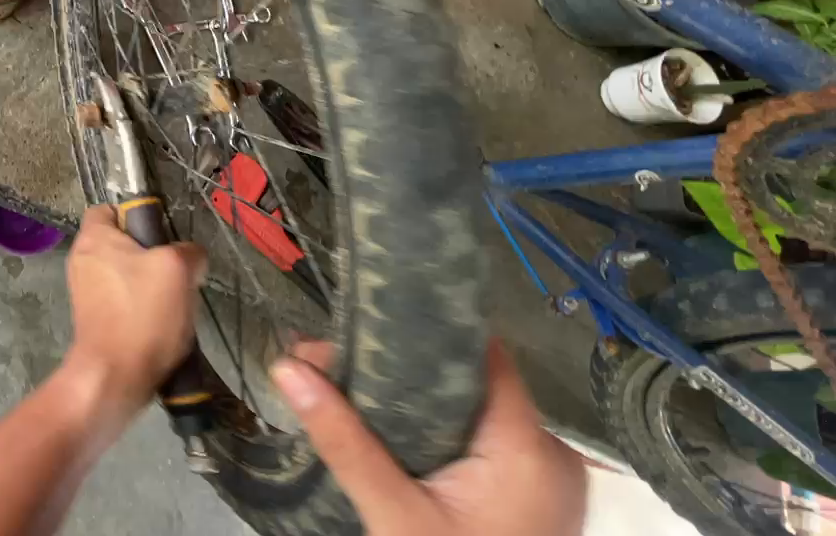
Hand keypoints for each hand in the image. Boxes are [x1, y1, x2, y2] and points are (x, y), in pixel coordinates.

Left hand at [63, 205, 206, 402]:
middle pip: (122, 244)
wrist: (114, 378)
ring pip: (126, 275)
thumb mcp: (177, 269)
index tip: (164, 235)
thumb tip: (190, 256)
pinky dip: (142, 310)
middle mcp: (82, 260)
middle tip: (177, 272)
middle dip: (152, 256)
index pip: (110, 208)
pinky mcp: (93, 319)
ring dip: (152, 286)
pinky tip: (163, 327)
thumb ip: (188, 251)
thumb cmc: (141, 314)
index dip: (138, 216)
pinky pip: (123, 302)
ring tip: (175, 303)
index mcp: (93, 238)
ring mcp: (85, 292)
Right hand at [272, 339, 585, 535]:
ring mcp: (544, 478)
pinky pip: (476, 439)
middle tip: (326, 360)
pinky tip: (380, 426)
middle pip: (468, 380)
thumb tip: (285, 366)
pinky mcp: (530, 497)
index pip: (481, 354)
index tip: (359, 320)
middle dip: (393, 364)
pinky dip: (429, 427)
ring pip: (468, 408)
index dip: (423, 328)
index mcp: (529, 449)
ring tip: (340, 386)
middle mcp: (550, 454)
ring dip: (405, 395)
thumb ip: (344, 440)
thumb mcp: (394, 518)